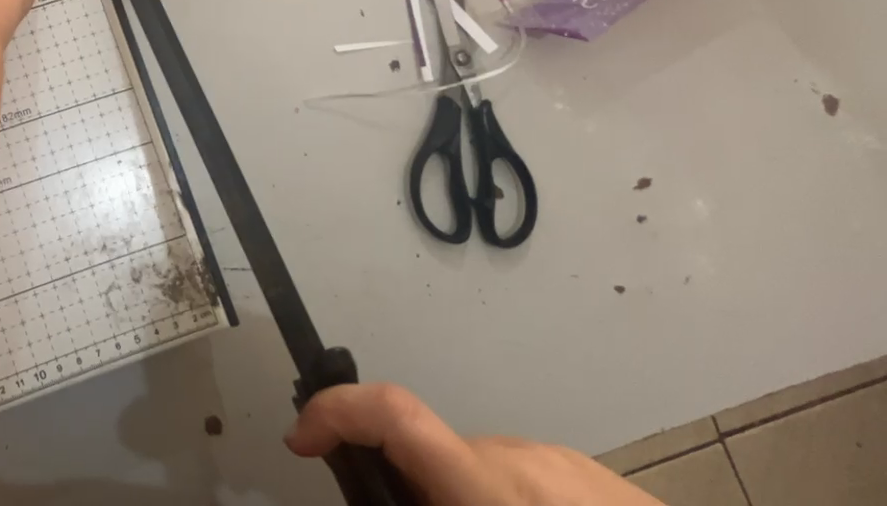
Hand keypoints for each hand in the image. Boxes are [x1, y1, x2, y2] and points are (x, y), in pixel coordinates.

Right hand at [287, 383, 665, 505]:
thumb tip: (377, 496)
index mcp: (494, 495)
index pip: (394, 414)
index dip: (332, 411)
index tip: (301, 442)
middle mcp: (527, 463)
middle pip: (431, 453)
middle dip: (413, 492)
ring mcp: (570, 464)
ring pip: (480, 468)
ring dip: (466, 501)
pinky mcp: (607, 477)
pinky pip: (529, 479)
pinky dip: (510, 505)